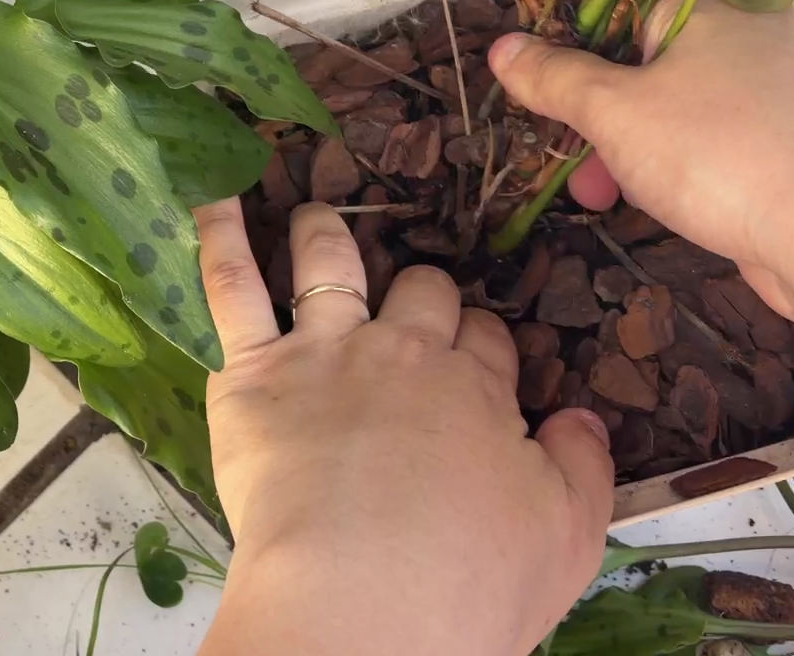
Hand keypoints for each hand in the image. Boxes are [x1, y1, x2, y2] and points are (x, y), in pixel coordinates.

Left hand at [194, 199, 613, 655]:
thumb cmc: (469, 581)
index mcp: (471, 387)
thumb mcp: (564, 535)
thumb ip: (579, 465)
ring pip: (326, 262)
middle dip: (417, 285)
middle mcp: (396, 349)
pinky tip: (212, 197)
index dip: (476, 337)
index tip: (469, 348)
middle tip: (404, 293)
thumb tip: (581, 414)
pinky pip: (231, 284)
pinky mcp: (252, 365)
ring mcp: (319, 348)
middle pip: (416, 289)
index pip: (482, 335)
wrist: (365, 596)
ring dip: (323, 230)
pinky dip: (219, 234)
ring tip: (315, 215)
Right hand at [487, 0, 793, 325]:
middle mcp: (766, 31)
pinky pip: (718, 132)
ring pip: (679, 101)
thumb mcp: (608, 109)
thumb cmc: (712, 151)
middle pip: (648, 59)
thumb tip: (501, 46)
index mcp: (722, 4)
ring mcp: (792, 85)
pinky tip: (654, 198)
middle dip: (596, 113)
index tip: (546, 90)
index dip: (574, 46)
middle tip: (564, 153)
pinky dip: (677, 158)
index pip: (625, 4)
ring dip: (626, 144)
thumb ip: (551, 75)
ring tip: (599, 192)